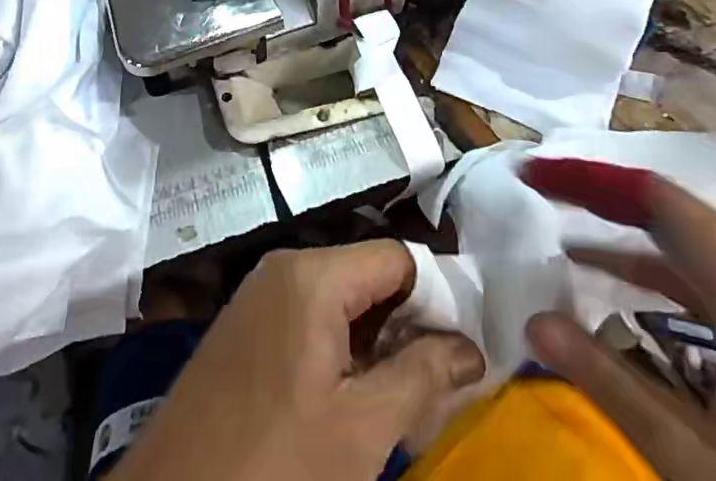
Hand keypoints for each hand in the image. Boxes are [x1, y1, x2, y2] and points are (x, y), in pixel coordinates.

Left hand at [110, 240, 485, 480]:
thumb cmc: (276, 458)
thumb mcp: (362, 427)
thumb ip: (422, 375)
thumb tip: (468, 347)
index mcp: (311, 275)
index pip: (397, 258)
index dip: (438, 297)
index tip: (464, 346)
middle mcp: (282, 268)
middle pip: (368, 275)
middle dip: (408, 322)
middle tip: (439, 379)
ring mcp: (259, 293)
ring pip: (341, 298)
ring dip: (376, 339)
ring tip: (402, 394)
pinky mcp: (246, 322)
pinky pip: (309, 315)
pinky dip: (341, 345)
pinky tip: (354, 394)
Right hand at [521, 159, 715, 480]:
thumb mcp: (703, 464)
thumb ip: (613, 385)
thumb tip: (533, 320)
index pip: (664, 206)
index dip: (593, 180)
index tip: (534, 172)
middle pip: (680, 216)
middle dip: (603, 198)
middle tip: (541, 190)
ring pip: (701, 247)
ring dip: (630, 234)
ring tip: (569, 229)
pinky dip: (663, 269)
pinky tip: (628, 282)